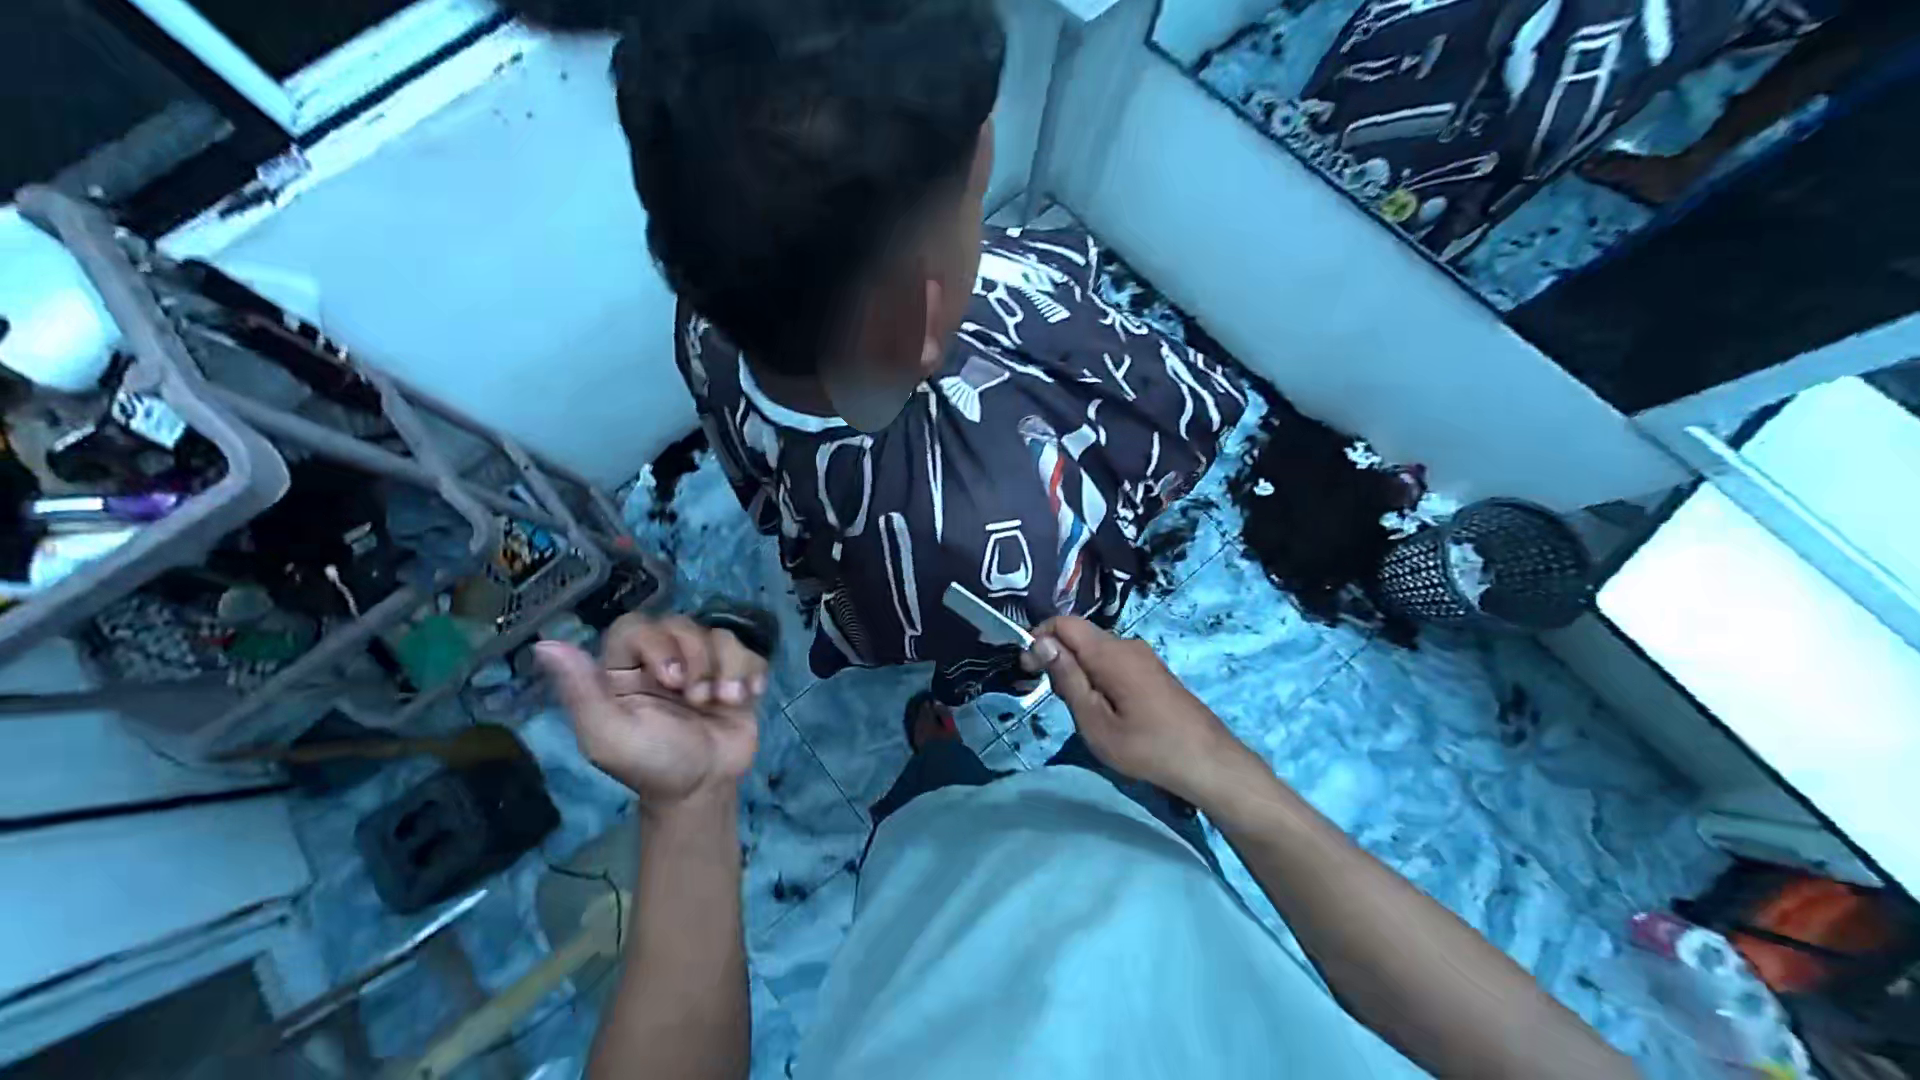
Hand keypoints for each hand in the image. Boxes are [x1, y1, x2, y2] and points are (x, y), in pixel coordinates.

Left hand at [536, 613, 765, 810]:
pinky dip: (751, 673)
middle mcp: (664, 659)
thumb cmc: (652, 764)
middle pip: (682, 624)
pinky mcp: (736, 673)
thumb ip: (580, 692)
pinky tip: (744, 696)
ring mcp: (703, 665)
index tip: (669, 679)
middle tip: (696, 699)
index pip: (635, 626)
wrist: (705, 788)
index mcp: (625, 670)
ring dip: (725, 669)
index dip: (657, 643)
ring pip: (719, 635)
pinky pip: (749, 651)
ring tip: (723, 701)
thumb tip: (545, 646)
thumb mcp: (608, 736)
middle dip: (696, 658)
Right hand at [1021, 616, 1256, 802]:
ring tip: (1081, 710)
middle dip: (1057, 657)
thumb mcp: (1094, 721)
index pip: (1064, 623)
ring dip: (1077, 670)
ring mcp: (1143, 657)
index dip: (1040, 638)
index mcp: (1111, 652)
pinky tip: (1104, 709)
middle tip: (1057, 699)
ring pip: (1095, 650)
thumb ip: (1067, 679)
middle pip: (1079, 636)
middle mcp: (1127, 644)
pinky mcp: (1152, 671)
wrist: (1209, 763)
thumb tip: (1041, 642)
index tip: (1028, 669)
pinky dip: (1097, 676)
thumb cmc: (1146, 747)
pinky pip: (1113, 661)